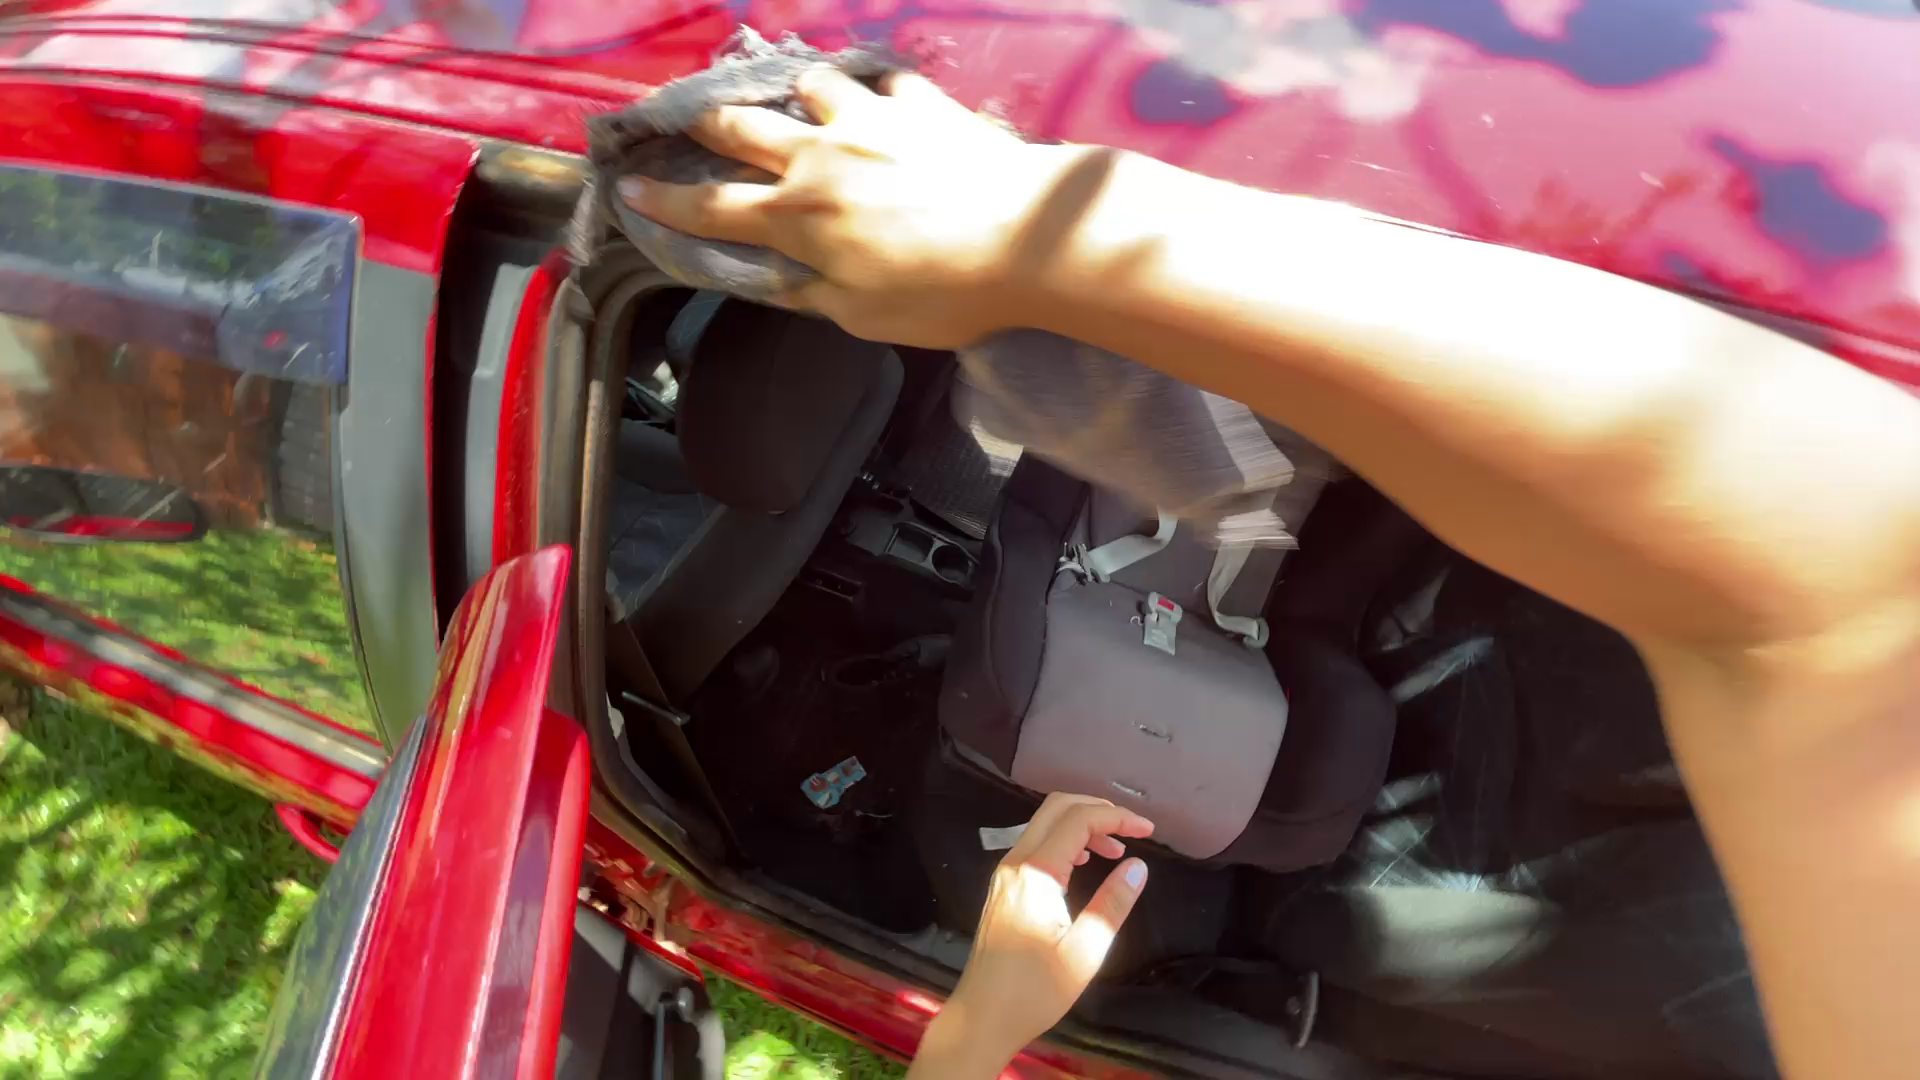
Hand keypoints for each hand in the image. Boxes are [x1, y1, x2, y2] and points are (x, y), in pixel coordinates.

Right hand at [618, 67, 1083, 347]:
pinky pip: (883, 86)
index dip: (666, 201)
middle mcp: (820, 156)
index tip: (629, 185)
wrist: (1024, 240)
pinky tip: (882, 105)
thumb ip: (812, 294)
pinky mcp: (919, 103)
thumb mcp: (864, 318)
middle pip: (743, 129)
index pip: (714, 208)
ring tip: (792, 103)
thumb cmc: (941, 295)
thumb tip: (775, 279)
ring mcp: (869, 120)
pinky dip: (873, 95)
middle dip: (706, 126)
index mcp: (799, 219)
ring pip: (807, 88)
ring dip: (790, 95)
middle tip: (686, 120)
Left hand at [908, 794, 1153, 1078]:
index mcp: (1037, 871)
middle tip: (1133, 829)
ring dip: (1082, 824)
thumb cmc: (1034, 991)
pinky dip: (1066, 839)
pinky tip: (1085, 862)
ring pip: (1046, 822)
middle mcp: (1017, 859)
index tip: (1149, 830)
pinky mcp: (1005, 882)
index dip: (1117, 817)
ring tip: (1116, 849)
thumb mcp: (1084, 953)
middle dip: (1098, 808)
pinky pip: (1037, 842)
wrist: (982, 1016)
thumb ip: (1112, 905)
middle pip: (1058, 807)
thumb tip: (1138, 866)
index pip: (1079, 819)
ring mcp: (1007, 870)